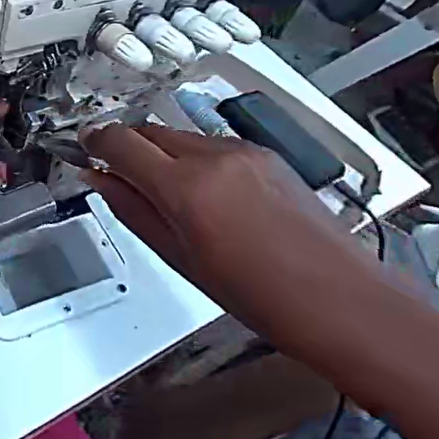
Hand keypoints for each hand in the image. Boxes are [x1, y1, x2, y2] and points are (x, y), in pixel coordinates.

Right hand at [80, 123, 382, 353]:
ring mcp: (244, 152)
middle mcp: (214, 158)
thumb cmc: (268, 299)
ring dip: (161, 155)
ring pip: (178, 136)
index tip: (84, 148)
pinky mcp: (267, 154)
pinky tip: (208, 196)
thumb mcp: (181, 260)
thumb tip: (99, 181)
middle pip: (146, 131)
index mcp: (186, 189)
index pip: (118, 141)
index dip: (93, 141)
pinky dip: (195, 159)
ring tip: (171, 196)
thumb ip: (132, 211)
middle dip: (127, 149)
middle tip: (121, 178)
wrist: (353, 307)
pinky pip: (212, 144)